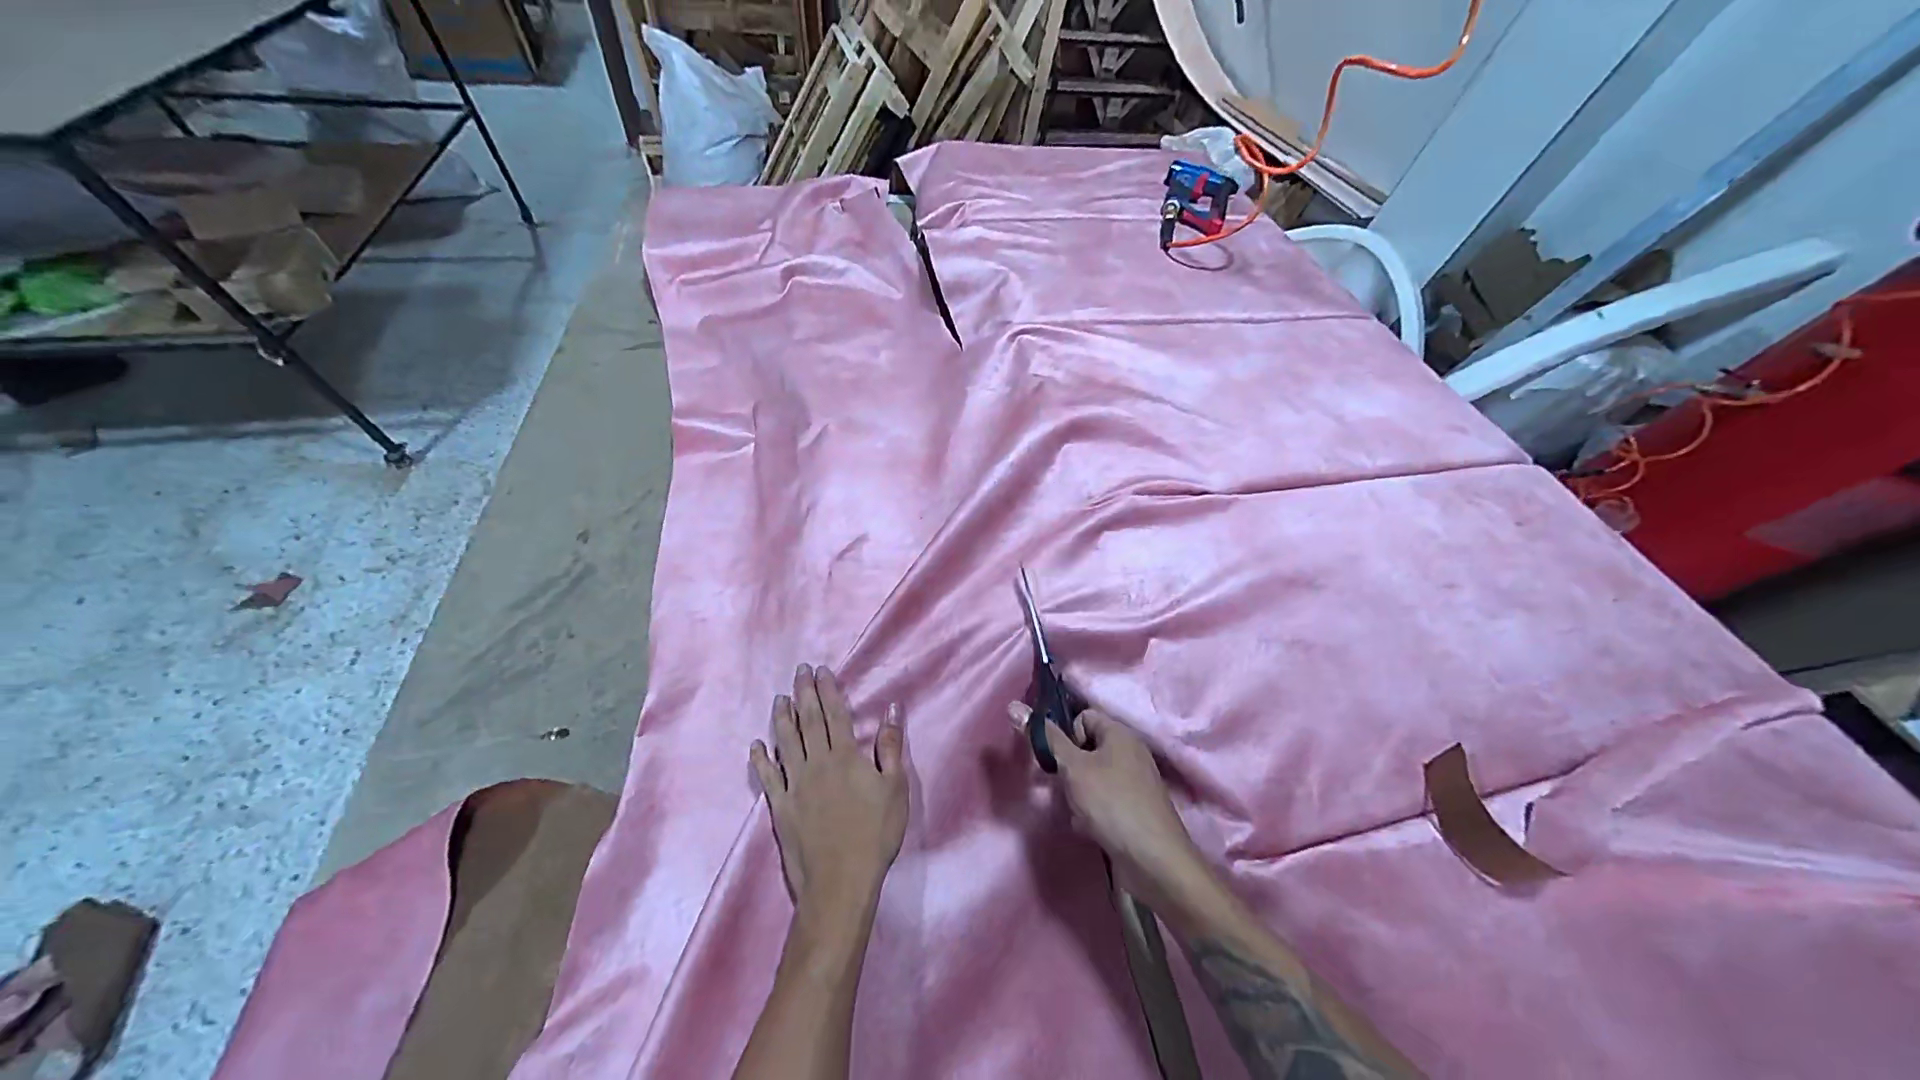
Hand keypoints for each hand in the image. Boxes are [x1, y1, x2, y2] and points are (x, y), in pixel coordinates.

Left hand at [752, 665, 909, 927]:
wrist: (841, 880)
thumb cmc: (875, 834)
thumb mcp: (895, 788)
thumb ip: (890, 747)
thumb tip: (891, 709)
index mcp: (846, 757)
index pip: (835, 715)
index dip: (828, 691)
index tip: (822, 671)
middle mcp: (817, 763)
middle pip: (809, 721)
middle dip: (804, 694)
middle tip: (799, 671)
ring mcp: (796, 785)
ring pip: (786, 743)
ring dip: (782, 718)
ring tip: (779, 698)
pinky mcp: (781, 807)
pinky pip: (768, 777)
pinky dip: (761, 759)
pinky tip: (757, 745)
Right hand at [1008, 701, 1210, 916]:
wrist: (1154, 861)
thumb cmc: (1111, 804)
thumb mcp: (1073, 767)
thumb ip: (1045, 738)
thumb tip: (1014, 706)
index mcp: (1120, 734)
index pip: (1083, 717)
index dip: (1065, 735)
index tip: (1057, 760)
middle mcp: (1130, 753)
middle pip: (1085, 749)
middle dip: (1068, 769)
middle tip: (1061, 787)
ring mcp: (1134, 784)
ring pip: (1091, 778)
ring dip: (1076, 794)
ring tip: (1076, 811)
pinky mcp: (1134, 810)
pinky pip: (1103, 801)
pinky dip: (1091, 812)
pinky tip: (1088, 828)